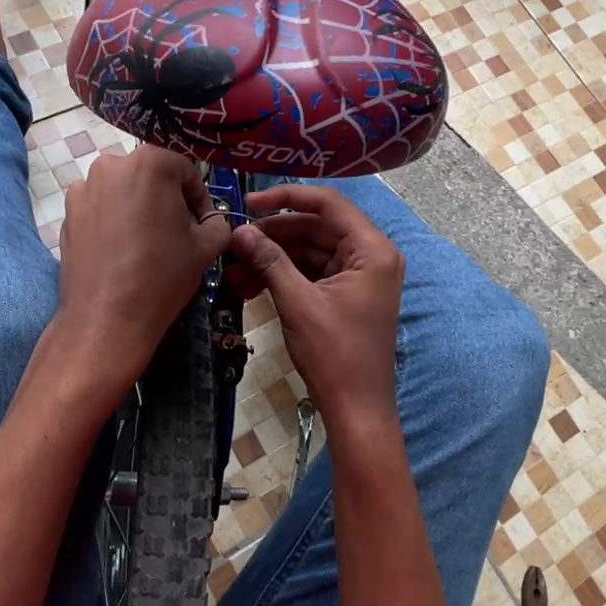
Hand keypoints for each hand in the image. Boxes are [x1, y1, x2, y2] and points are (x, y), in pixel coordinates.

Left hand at [57, 145, 232, 383]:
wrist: (107, 318)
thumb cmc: (162, 276)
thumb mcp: (206, 248)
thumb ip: (217, 223)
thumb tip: (212, 222)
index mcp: (150, 162)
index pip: (186, 169)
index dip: (199, 198)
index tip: (202, 226)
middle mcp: (111, 165)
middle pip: (151, 177)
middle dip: (166, 201)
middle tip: (176, 235)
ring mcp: (83, 188)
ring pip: (123, 192)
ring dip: (138, 210)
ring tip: (147, 245)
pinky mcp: (66, 213)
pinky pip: (100, 209)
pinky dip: (113, 222)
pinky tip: (121, 252)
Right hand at [227, 184, 402, 423]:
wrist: (356, 408)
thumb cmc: (334, 353)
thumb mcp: (298, 302)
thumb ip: (270, 260)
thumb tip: (239, 232)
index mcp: (372, 249)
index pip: (328, 204)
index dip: (286, 197)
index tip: (249, 202)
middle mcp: (371, 255)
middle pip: (316, 228)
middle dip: (273, 236)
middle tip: (234, 244)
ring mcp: (360, 276)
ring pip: (310, 252)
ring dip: (273, 259)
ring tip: (234, 272)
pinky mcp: (346, 295)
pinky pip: (312, 273)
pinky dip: (283, 277)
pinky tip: (249, 286)